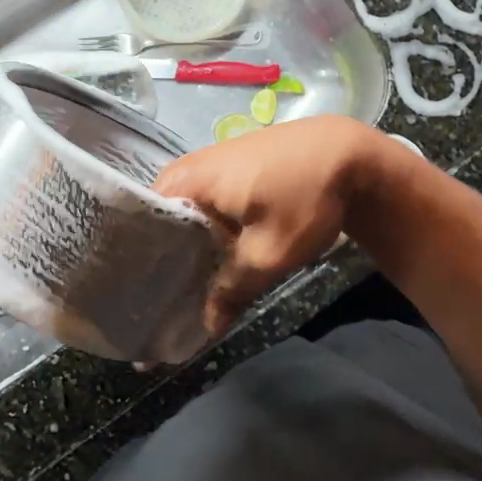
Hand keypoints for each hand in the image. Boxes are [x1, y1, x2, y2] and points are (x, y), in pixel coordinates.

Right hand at [152, 116, 385, 334]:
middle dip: (158, 263)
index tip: (130, 301)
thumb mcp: (270, 254)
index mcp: (184, 182)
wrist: (351, 154)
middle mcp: (186, 169)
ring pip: (181, 216)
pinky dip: (202, 234)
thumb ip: (232, 290)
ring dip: (182, 250)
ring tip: (176, 290)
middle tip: (152, 305)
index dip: (134, 265)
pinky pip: (202, 207)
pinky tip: (208, 261)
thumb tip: (207, 326)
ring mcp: (208, 166)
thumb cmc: (304, 198)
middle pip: (157, 222)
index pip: (138, 225)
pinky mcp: (229, 170)